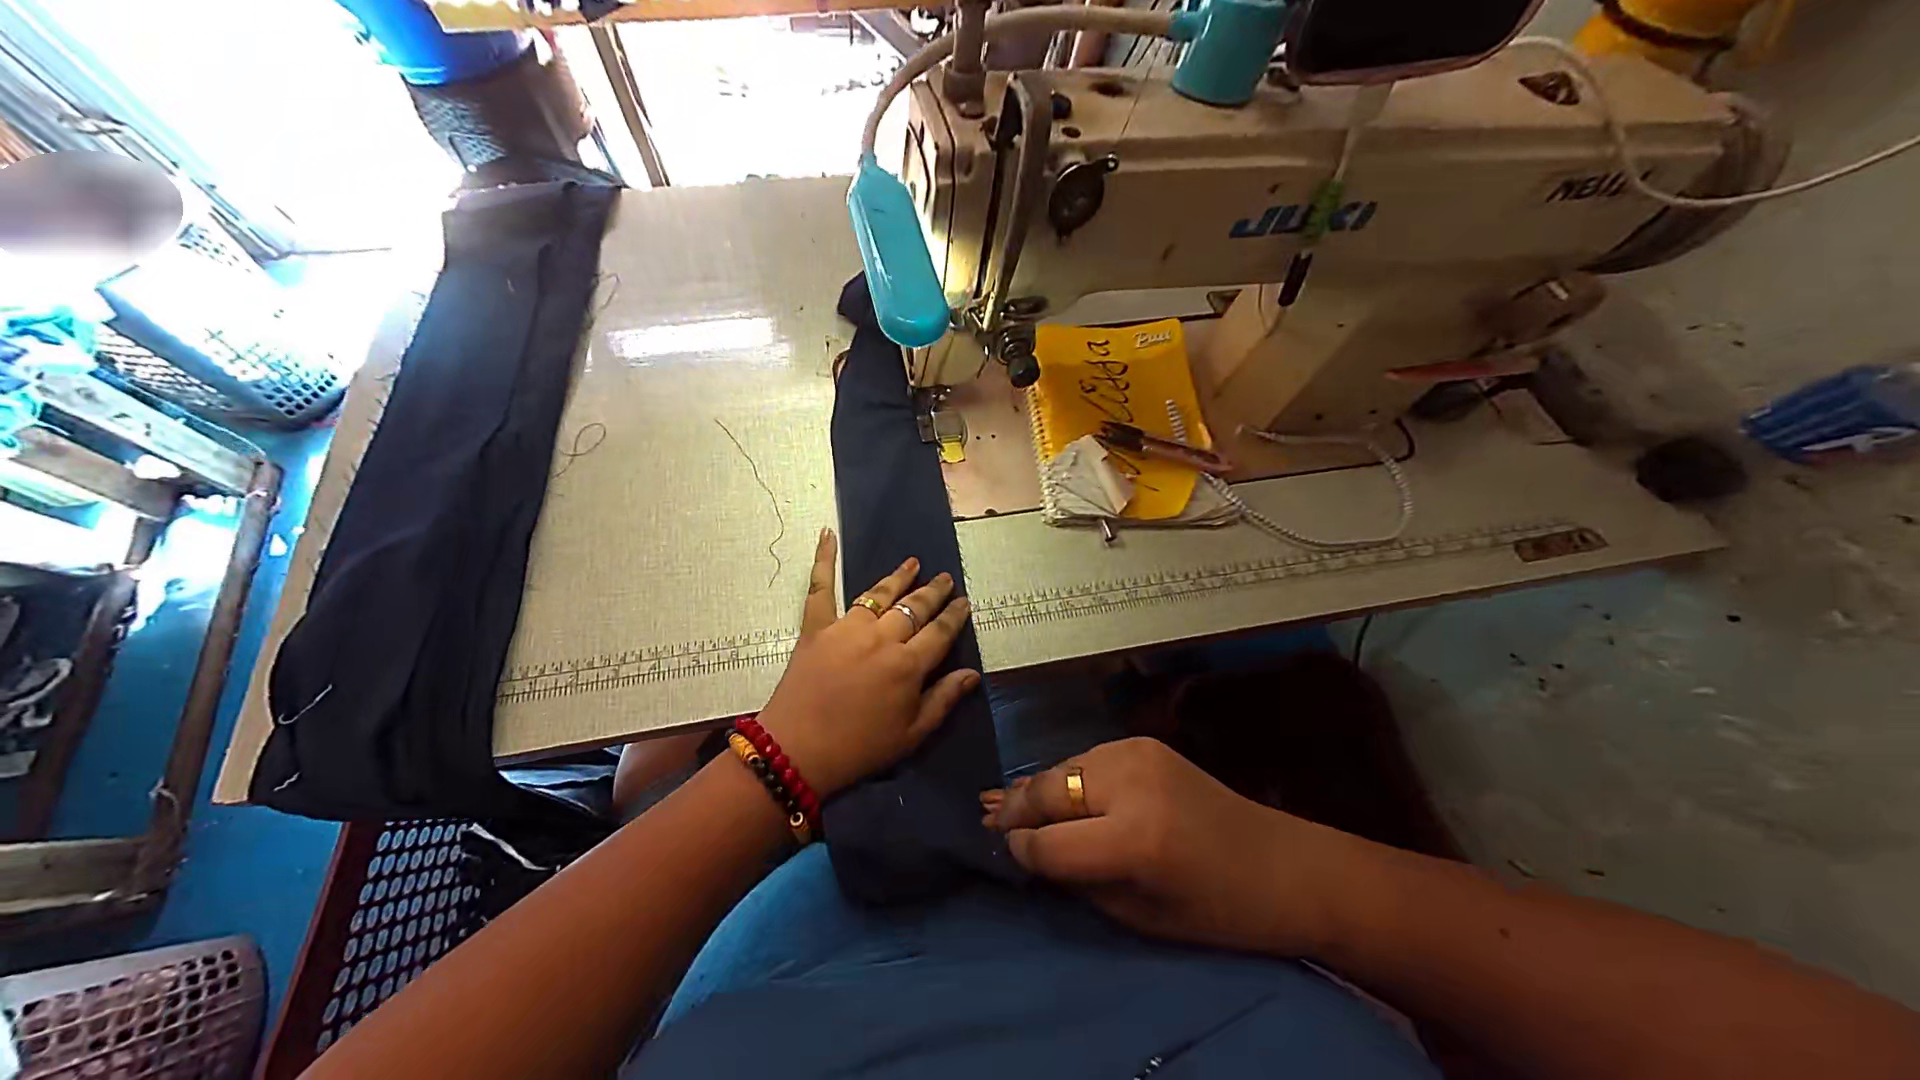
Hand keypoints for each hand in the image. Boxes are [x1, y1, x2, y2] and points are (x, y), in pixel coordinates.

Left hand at [752, 528, 978, 797]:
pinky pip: (820, 588)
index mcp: (908, 665)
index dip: (955, 616)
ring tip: (913, 563)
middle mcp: (882, 638)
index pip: (940, 632)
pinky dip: (823, 560)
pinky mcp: (816, 628)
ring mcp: (847, 628)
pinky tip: (827, 535)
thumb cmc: (859, 748)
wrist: (797, 752)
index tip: (964, 601)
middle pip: (914, 607)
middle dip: (933, 592)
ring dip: (899, 577)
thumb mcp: (912, 734)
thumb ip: (943, 699)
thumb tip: (972, 672)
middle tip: (946, 578)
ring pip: (879, 593)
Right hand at [983, 738, 1371, 956]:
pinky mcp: (1143, 741)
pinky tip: (1058, 792)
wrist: (1283, 865)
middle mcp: (1129, 782)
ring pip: (1061, 767)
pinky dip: (1068, 777)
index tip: (1004, 854)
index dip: (1021, 851)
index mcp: (1134, 839)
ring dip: (1039, 789)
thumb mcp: (1138, 915)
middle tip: (987, 819)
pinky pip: (1086, 759)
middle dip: (1016, 809)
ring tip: (1013, 805)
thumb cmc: (1215, 910)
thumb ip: (1075, 879)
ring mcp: (1136, 752)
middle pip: (1046, 790)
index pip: (1048, 843)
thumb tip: (1025, 851)